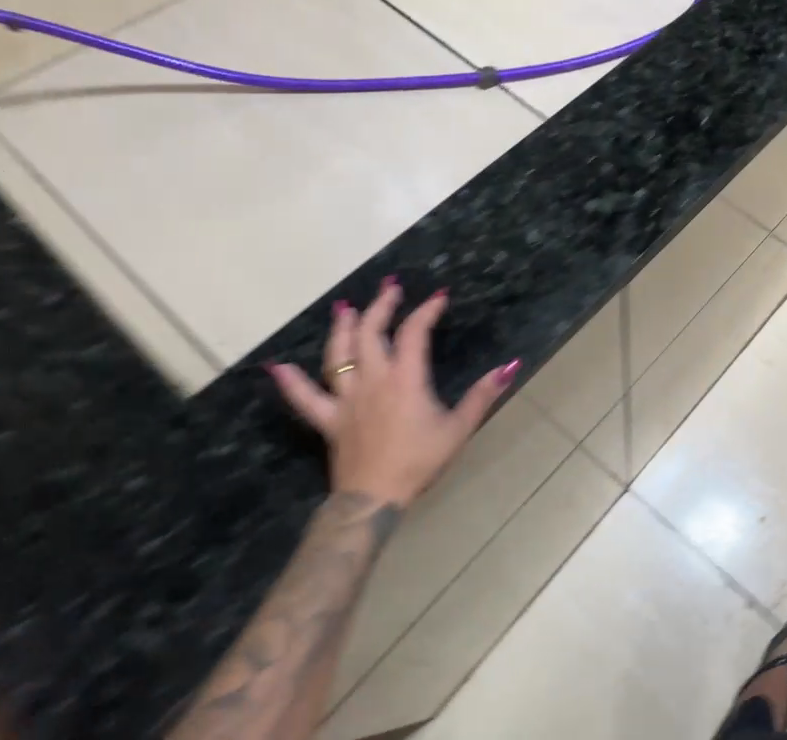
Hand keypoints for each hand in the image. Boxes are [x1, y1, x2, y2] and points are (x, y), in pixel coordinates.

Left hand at [266, 280, 518, 508]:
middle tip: (390, 288)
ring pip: (338, 355)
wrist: (375, 498)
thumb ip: (482, 395)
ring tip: (344, 309)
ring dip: (341, 329)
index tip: (439, 297)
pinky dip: (290, 382)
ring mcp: (345, 399)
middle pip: (370, 333)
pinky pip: (304, 398)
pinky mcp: (328, 420)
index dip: (426, 310)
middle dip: (381, 306)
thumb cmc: (420, 461)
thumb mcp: (459, 429)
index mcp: (406, 379)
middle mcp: (372, 380)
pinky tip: (277, 367)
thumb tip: (510, 366)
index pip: (414, 332)